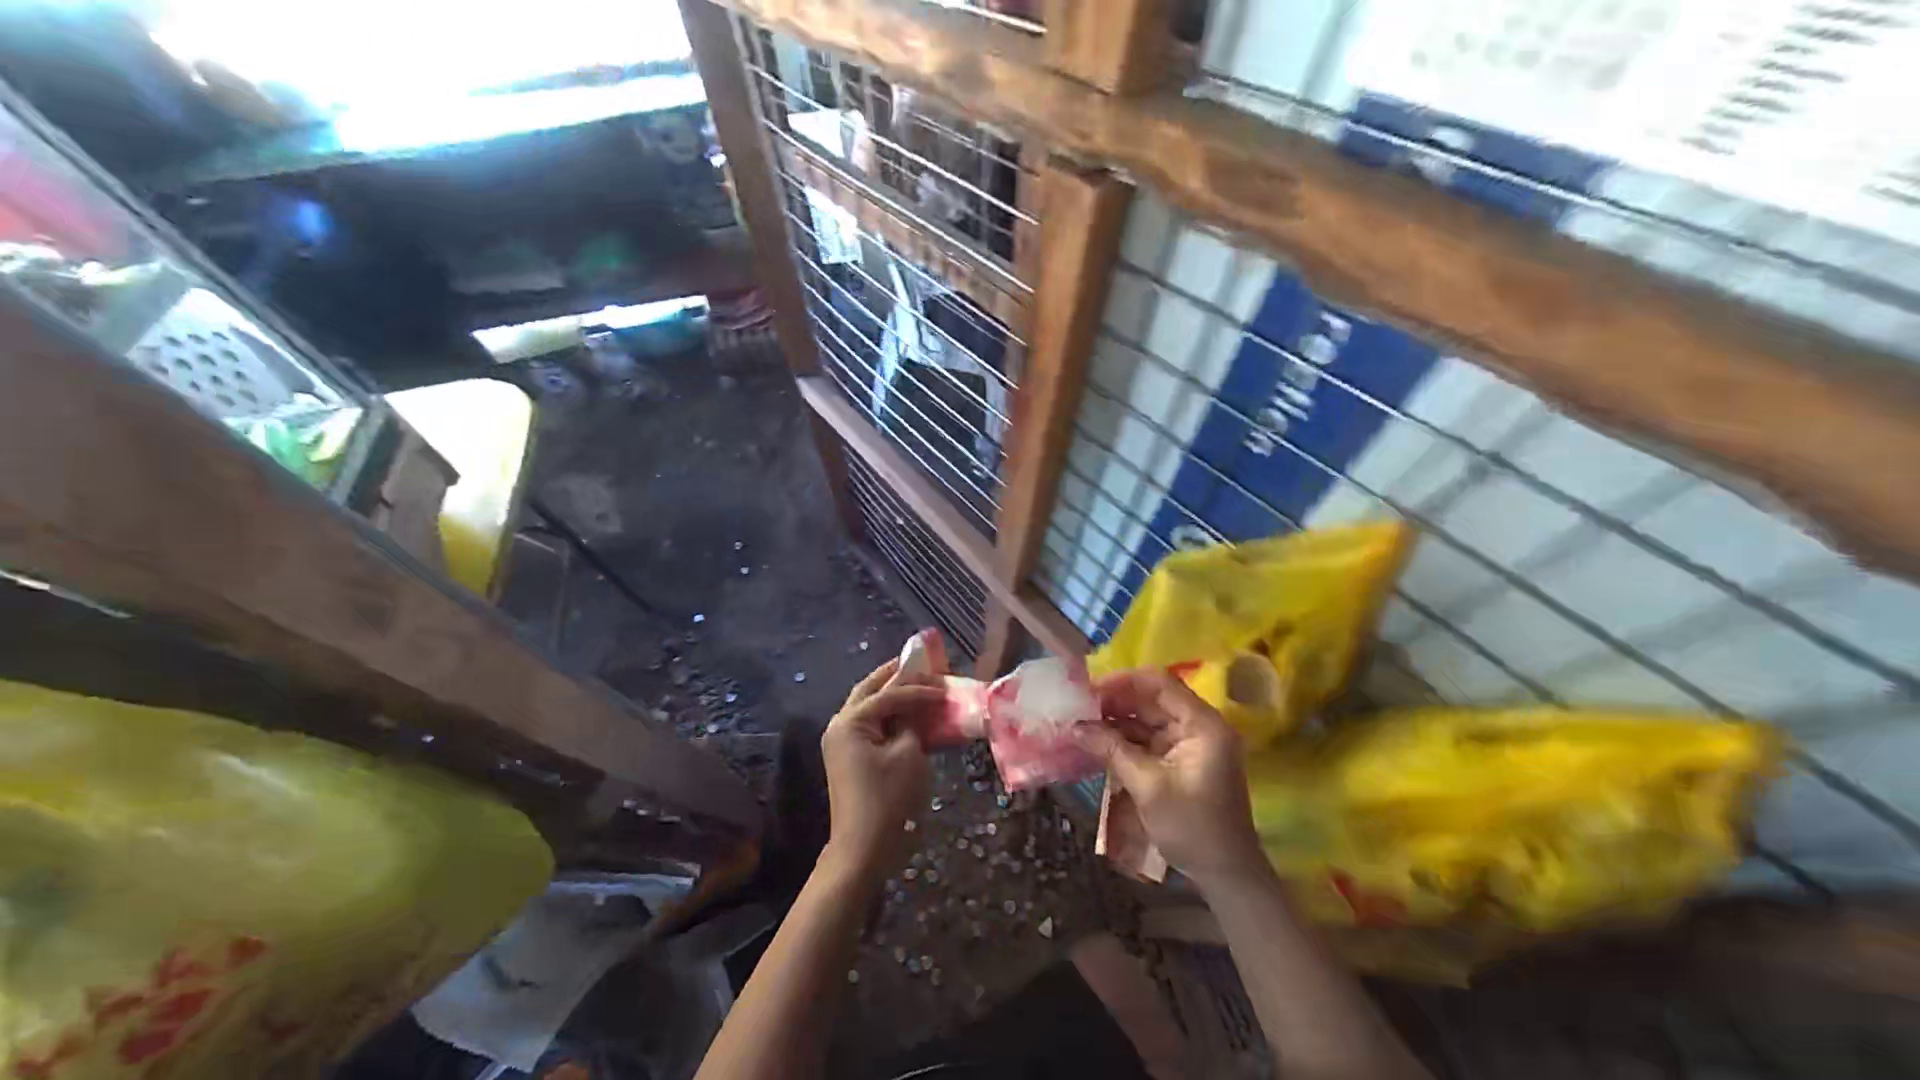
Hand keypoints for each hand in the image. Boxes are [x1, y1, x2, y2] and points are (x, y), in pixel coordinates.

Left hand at [821, 659, 943, 878]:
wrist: (863, 846)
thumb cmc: (887, 797)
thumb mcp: (908, 754)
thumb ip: (914, 722)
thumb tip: (919, 707)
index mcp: (850, 720)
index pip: (889, 694)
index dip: (918, 688)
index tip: (944, 686)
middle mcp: (840, 724)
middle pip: (869, 690)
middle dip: (893, 676)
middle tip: (918, 662)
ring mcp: (841, 741)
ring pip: (867, 706)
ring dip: (890, 694)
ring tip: (915, 681)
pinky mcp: (849, 757)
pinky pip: (869, 725)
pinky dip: (888, 715)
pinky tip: (907, 713)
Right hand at [1075, 668, 1266, 889]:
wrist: (1226, 874)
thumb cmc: (1193, 827)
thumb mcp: (1148, 786)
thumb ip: (1112, 750)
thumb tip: (1075, 727)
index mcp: (1202, 725)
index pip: (1160, 684)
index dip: (1123, 681)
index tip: (1088, 690)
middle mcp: (1198, 726)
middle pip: (1151, 699)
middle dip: (1114, 701)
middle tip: (1076, 708)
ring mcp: (1189, 744)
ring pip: (1146, 719)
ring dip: (1115, 721)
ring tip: (1079, 723)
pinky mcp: (1179, 760)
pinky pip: (1148, 739)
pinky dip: (1123, 740)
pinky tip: (1095, 742)